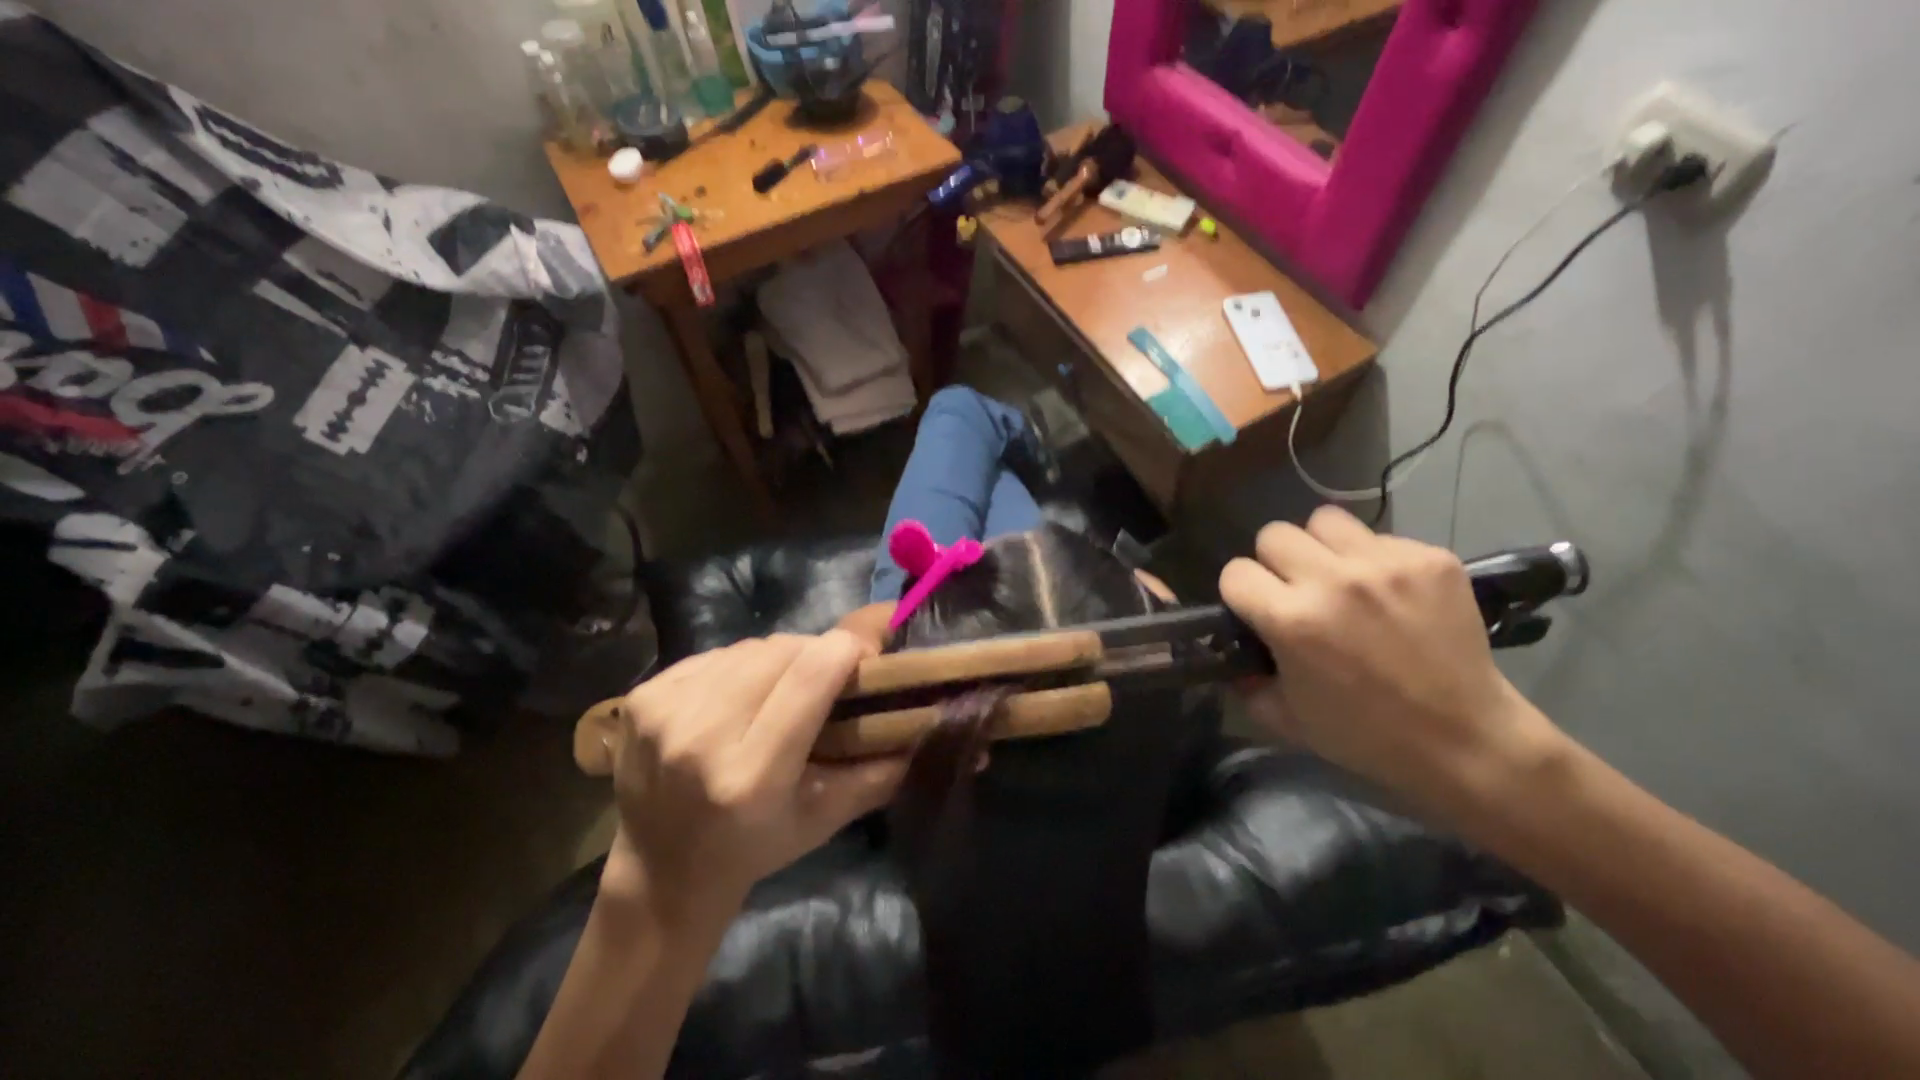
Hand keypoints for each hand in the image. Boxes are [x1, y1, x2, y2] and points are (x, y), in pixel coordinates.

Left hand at [603, 630, 907, 920]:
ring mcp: (664, 713)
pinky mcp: (642, 697)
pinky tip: (741, 695)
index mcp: (751, 776)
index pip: (810, 675)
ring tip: (785, 688)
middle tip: (832, 676)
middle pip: (781, 652)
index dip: (849, 649)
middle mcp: (701, 738)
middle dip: (816, 654)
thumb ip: (882, 769)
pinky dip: (738, 666)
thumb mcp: (826, 818)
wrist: (661, 869)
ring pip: (748, 648)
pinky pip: (713, 654)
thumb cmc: (755, 847)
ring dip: (778, 659)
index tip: (870, 653)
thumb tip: (935, 720)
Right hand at [1218, 506, 1563, 816]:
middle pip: (1275, 535)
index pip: (1235, 572)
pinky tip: (1392, 595)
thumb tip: (1234, 655)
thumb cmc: (1365, 736)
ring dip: (1323, 548)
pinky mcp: (1430, 559)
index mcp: (1292, 620)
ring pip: (1326, 520)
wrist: (1462, 739)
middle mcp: (1334, 580)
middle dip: (1277, 563)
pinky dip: (1377, 561)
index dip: (1241, 593)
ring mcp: (1386, 564)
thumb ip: (1248, 681)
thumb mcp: (1286, 718)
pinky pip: (1382, 538)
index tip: (1257, 610)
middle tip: (1298, 592)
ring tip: (1342, 579)